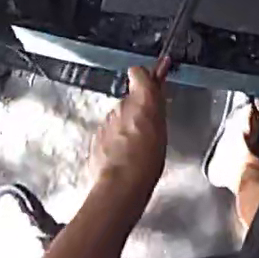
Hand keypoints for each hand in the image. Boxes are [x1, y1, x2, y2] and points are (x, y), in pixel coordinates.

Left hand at [91, 68, 166, 204]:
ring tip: (136, 145)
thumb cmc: (147, 160)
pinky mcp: (97, 135)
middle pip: (130, 97)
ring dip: (126, 124)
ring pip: (119, 115)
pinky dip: (116, 138)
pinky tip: (124, 154)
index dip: (144, 76)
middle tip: (147, 124)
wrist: (119, 185)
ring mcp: (108, 119)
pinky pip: (110, 131)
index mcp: (142, 100)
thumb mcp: (161, 130)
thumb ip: (155, 107)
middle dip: (137, 108)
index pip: (138, 72)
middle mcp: (122, 104)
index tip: (152, 80)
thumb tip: (156, 92)